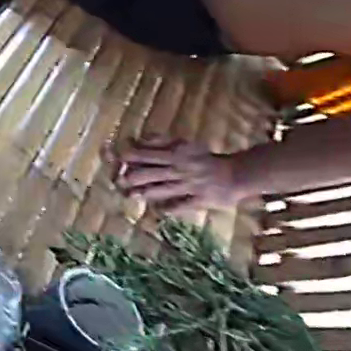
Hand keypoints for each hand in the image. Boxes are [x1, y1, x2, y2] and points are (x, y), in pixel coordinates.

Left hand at [111, 136, 248, 209]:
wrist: (235, 174)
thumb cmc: (204, 157)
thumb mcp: (183, 144)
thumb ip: (160, 140)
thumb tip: (138, 139)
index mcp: (173, 154)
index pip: (144, 154)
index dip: (128, 156)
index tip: (114, 158)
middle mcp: (178, 170)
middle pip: (149, 173)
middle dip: (131, 178)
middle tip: (117, 181)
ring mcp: (189, 186)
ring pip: (161, 190)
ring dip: (144, 193)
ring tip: (130, 195)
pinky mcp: (200, 200)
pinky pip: (182, 205)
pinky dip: (169, 208)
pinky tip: (158, 210)